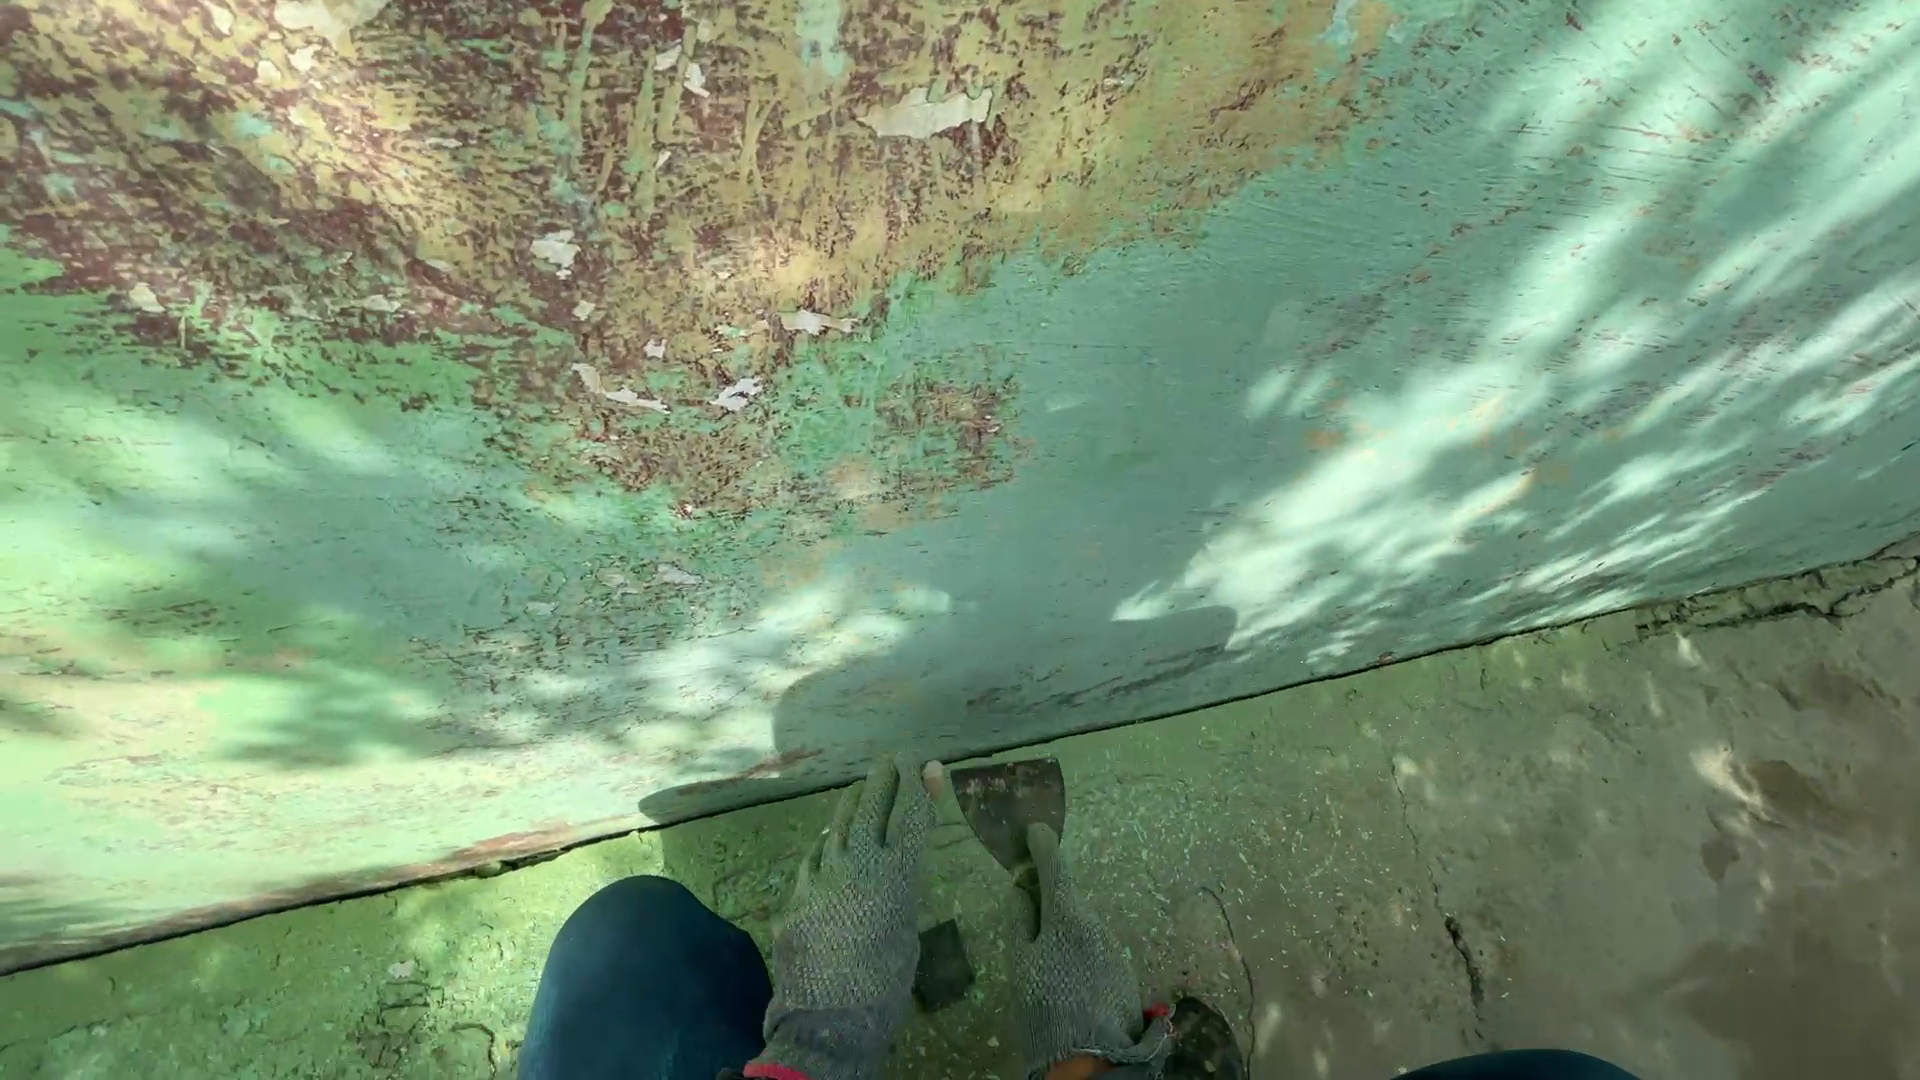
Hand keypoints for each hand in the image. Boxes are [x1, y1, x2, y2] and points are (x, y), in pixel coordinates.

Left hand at [750, 756, 936, 1079]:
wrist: (827, 1023)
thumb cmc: (884, 985)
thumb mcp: (909, 928)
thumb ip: (906, 882)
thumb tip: (905, 852)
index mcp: (895, 877)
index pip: (910, 814)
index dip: (917, 784)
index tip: (920, 762)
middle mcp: (858, 865)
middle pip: (873, 806)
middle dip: (885, 778)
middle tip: (891, 760)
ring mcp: (822, 875)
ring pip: (840, 822)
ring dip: (854, 801)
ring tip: (863, 786)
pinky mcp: (796, 892)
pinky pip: (815, 855)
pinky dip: (829, 842)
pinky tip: (832, 838)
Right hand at [1008, 824, 1169, 1079]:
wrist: (1093, 1067)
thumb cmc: (1045, 1011)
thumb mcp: (1020, 965)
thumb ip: (1019, 920)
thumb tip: (1020, 887)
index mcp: (1068, 917)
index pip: (1054, 866)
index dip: (1042, 845)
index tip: (1035, 829)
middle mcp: (1097, 924)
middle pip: (1069, 898)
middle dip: (1049, 896)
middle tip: (1027, 901)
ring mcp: (1115, 950)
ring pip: (1083, 927)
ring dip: (1065, 928)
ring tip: (1045, 956)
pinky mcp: (1125, 975)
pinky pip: (1096, 950)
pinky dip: (1080, 952)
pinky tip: (1068, 979)